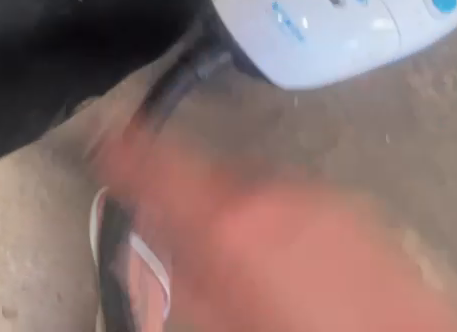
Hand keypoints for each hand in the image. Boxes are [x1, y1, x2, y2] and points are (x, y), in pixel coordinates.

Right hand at [92, 129, 456, 331]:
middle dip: (182, 191)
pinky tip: (294, 264)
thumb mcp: (221, 320)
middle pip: (199, 170)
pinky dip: (277, 218)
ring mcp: (315, 195)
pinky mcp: (355, 209)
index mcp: (224, 220)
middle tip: (179, 229)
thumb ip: (180, 271)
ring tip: (247, 262)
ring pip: (247, 185)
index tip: (100, 142)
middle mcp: (264, 190)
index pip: (149, 161)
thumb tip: (156, 235)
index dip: (117, 148)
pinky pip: (292, 200)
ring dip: (232, 207)